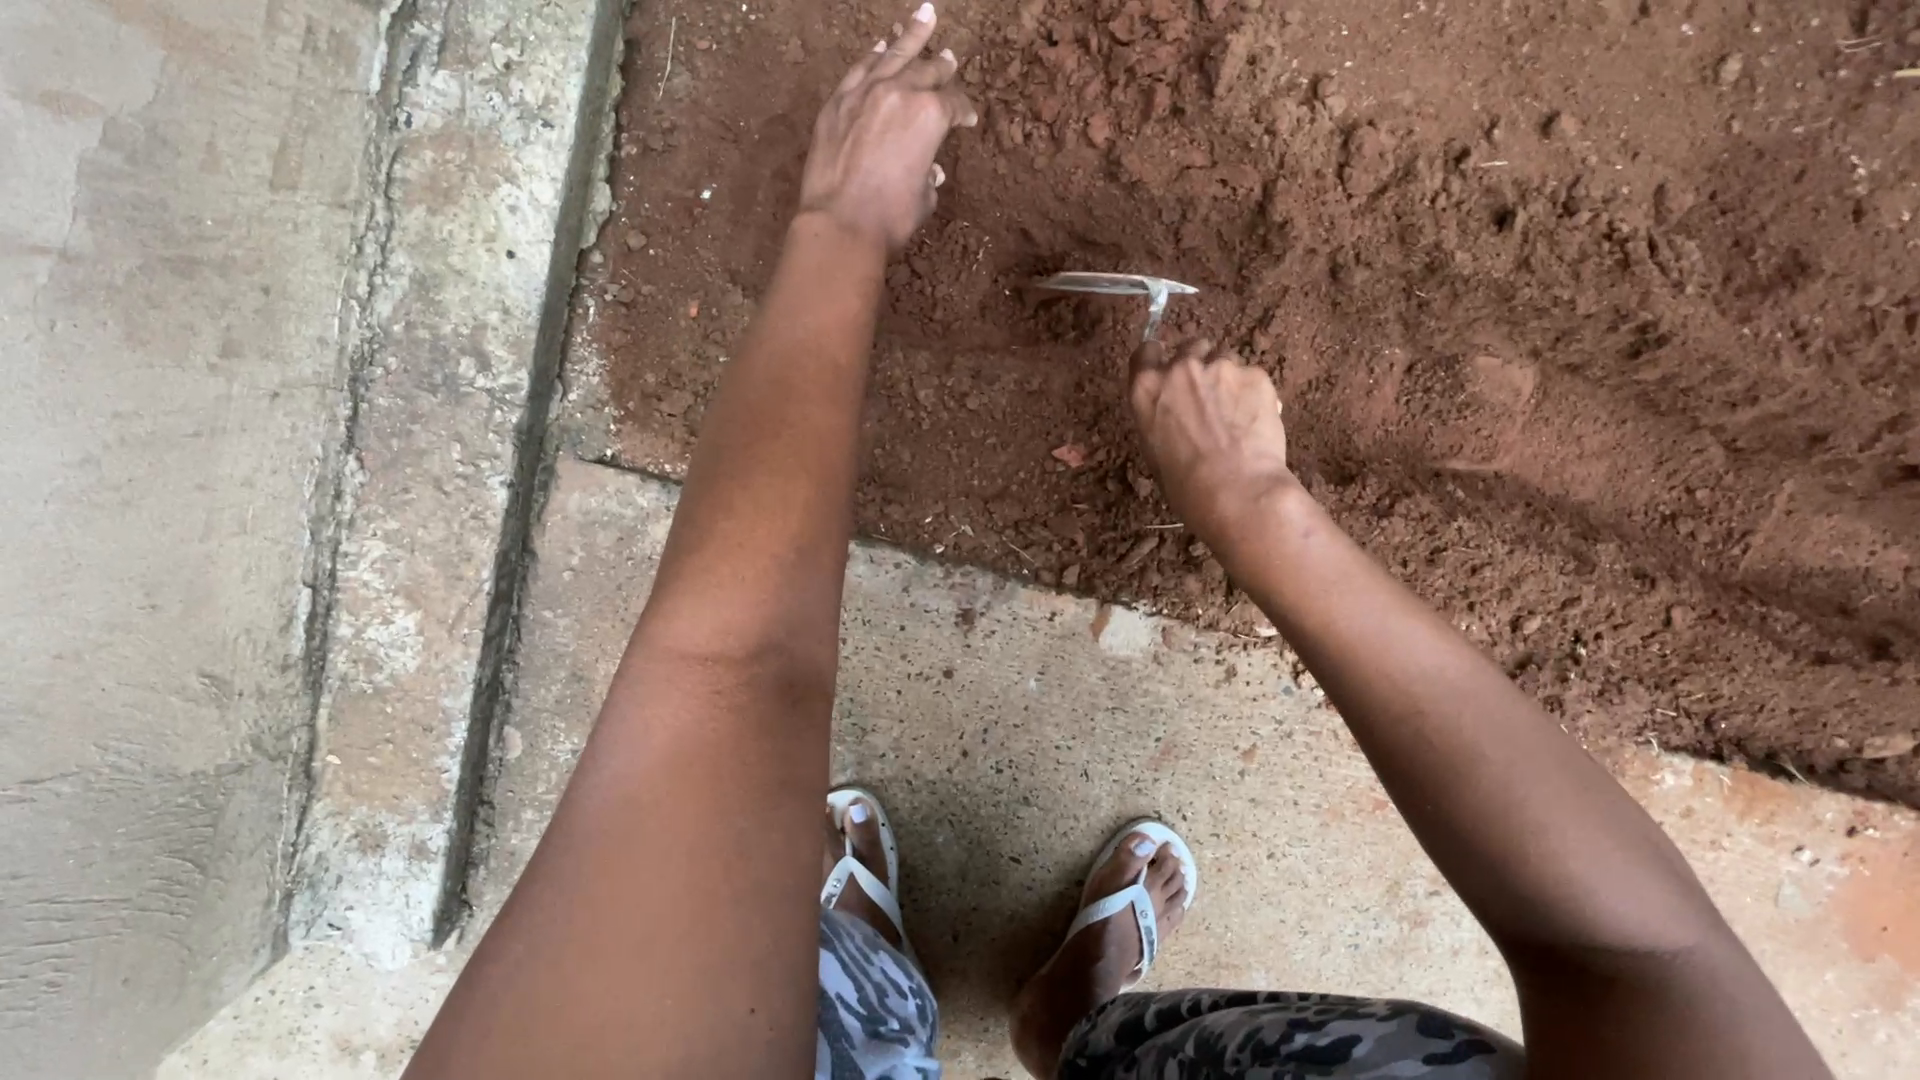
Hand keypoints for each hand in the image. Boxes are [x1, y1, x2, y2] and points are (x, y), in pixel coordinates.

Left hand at [797, 3, 978, 252]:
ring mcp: (865, 93)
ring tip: (923, 16)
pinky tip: (881, 48)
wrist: (841, 222)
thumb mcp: (923, 198)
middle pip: (926, 71)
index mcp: (931, 115)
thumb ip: (927, 176)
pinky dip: (873, 57)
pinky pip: (860, 70)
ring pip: (893, 56)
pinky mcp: (837, 103)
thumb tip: (928, 170)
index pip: (953, 104)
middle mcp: (900, 93)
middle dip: (941, 66)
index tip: (966, 119)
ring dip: (910, 37)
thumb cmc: (890, 217)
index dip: (963, 112)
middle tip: (949, 57)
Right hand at [1129, 338, 1300, 558]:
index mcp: (1146, 388)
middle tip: (1207, 395)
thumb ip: (1160, 415)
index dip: (1157, 358)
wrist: (1234, 489)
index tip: (1165, 368)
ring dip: (1227, 378)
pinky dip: (1254, 394)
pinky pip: (1253, 377)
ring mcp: (1220, 367)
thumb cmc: (1185, 483)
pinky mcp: (1255, 375)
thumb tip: (1174, 412)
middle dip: (1198, 364)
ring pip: (1225, 359)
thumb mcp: (1153, 448)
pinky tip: (1255, 423)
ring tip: (1235, 413)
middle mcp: (1180, 368)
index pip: (1145, 352)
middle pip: (1191, 347)